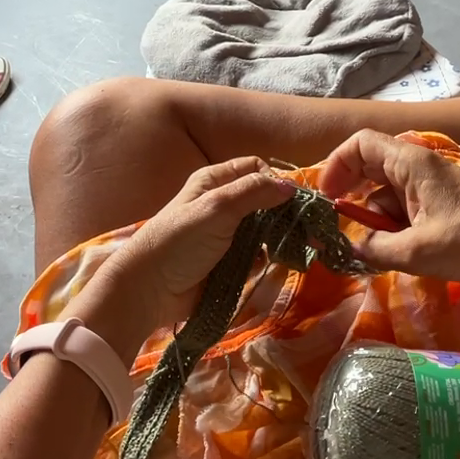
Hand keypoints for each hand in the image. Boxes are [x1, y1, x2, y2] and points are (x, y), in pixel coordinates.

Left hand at [67, 157, 294, 361]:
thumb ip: (254, 193)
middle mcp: (221, 203)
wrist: (149, 290)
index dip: (276, 180)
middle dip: (285, 212)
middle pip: (263, 199)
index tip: (294, 201)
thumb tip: (291, 186)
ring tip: (297, 249)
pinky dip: (263, 259)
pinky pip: (255, 255)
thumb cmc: (179, 241)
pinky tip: (268, 266)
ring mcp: (224, 234)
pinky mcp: (226, 262)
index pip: (256, 168)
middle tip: (310, 230)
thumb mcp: (217, 208)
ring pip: (263, 229)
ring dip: (278, 237)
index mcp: (215, 181)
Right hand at [317, 130, 459, 285]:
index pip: (359, 143)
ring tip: (374, 247)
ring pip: (386, 188)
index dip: (336, 165)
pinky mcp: (441, 198)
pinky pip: (405, 201)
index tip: (327, 197)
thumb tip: (348, 247)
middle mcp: (418, 162)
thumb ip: (375, 248)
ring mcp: (431, 180)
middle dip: (353, 194)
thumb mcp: (417, 251)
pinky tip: (395, 248)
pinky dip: (393, 221)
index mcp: (411, 161)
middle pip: (370, 165)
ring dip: (375, 214)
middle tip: (340, 224)